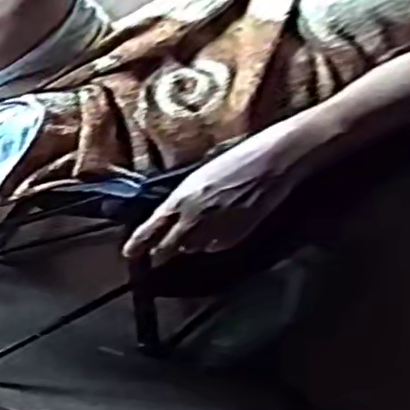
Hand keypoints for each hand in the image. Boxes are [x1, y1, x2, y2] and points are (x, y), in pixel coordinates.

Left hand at [123, 125, 305, 261]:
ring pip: (191, 248)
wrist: (280, 155)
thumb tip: (160, 223)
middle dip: (160, 251)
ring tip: (191, 237)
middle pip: (165, 248)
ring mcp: (218, 224)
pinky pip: (219, 246)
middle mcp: (193, 217)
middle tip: (159, 251)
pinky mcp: (243, 228)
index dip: (135, 247)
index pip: (146, 234)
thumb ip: (175, 204)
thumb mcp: (192, 182)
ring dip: (188, 246)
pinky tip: (215, 235)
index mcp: (176, 203)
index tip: (129, 254)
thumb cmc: (233, 162)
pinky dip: (214, 244)